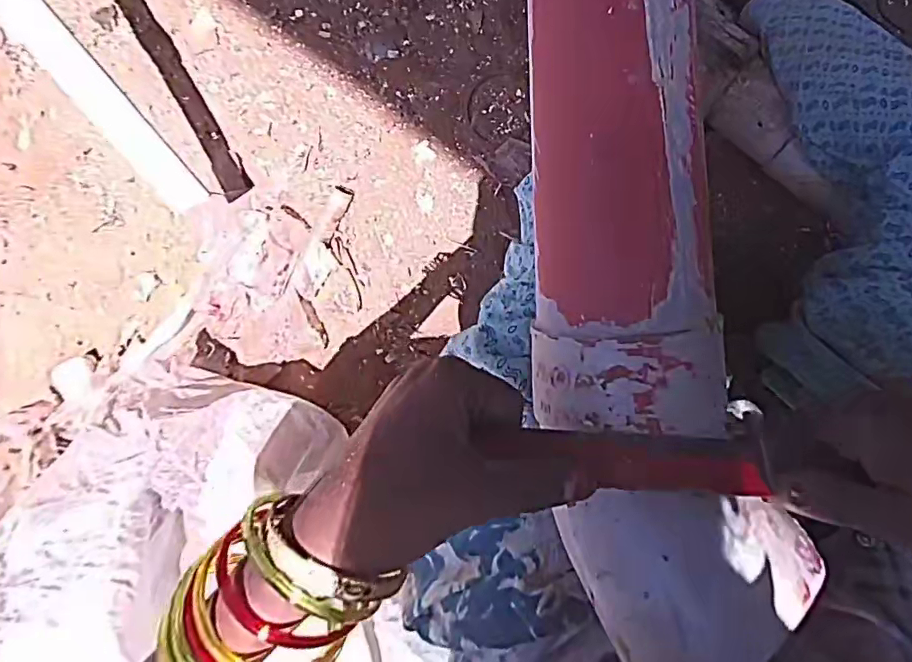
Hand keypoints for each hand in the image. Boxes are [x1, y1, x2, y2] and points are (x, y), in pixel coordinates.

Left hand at [289, 357, 591, 574]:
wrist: (325, 542)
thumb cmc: (406, 503)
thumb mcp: (478, 494)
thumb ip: (536, 482)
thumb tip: (586, 477)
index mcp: (450, 375)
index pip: (509, 407)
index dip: (502, 449)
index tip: (473, 477)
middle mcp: (427, 369)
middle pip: (487, 412)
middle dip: (481, 450)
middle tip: (452, 485)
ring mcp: (403, 388)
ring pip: (463, 422)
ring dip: (461, 454)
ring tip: (430, 487)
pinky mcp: (387, 411)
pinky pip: (436, 426)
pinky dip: (438, 452)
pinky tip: (415, 481)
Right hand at [773, 387, 911, 582]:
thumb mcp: (888, 520)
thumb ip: (829, 497)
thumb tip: (779, 484)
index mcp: (867, 419)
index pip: (803, 425)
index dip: (782, 452)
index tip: (770, 482)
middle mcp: (878, 399)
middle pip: (822, 421)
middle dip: (808, 456)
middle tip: (805, 500)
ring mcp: (899, 403)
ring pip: (844, 424)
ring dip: (832, 456)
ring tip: (836, 499)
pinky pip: (868, 426)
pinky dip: (857, 451)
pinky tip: (865, 485)